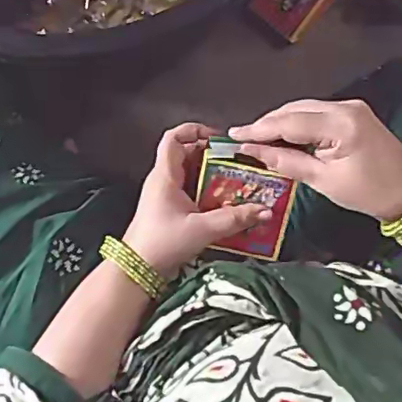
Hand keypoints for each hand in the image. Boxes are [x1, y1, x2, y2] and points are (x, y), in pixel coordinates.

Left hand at [121, 123, 271, 273]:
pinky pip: (190, 192)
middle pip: (187, 154)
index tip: (218, 139)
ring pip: (190, 174)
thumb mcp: (202, 230)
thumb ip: (235, 219)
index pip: (174, 138)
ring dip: (212, 176)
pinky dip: (207, 193)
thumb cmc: (162, 243)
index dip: (195, 130)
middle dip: (212, 156)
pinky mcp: (169, 210)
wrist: (138, 270)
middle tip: (236, 163)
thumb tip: (264, 210)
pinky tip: (226, 204)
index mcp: (165, 176)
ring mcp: (165, 195)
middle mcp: (163, 181)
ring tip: (237, 182)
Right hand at [229, 99, 401, 220]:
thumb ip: (286, 162)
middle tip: (242, 139)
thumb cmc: (369, 192)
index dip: (258, 129)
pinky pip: (315, 113)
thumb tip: (252, 151)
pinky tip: (282, 135)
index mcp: (340, 124)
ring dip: (280, 122)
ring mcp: (350, 107)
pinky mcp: (352, 112)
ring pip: (303, 109)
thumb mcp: (324, 181)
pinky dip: (296, 123)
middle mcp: (344, 107)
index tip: (233, 135)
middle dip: (267, 124)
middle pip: (294, 110)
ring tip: (257, 139)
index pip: (288, 122)